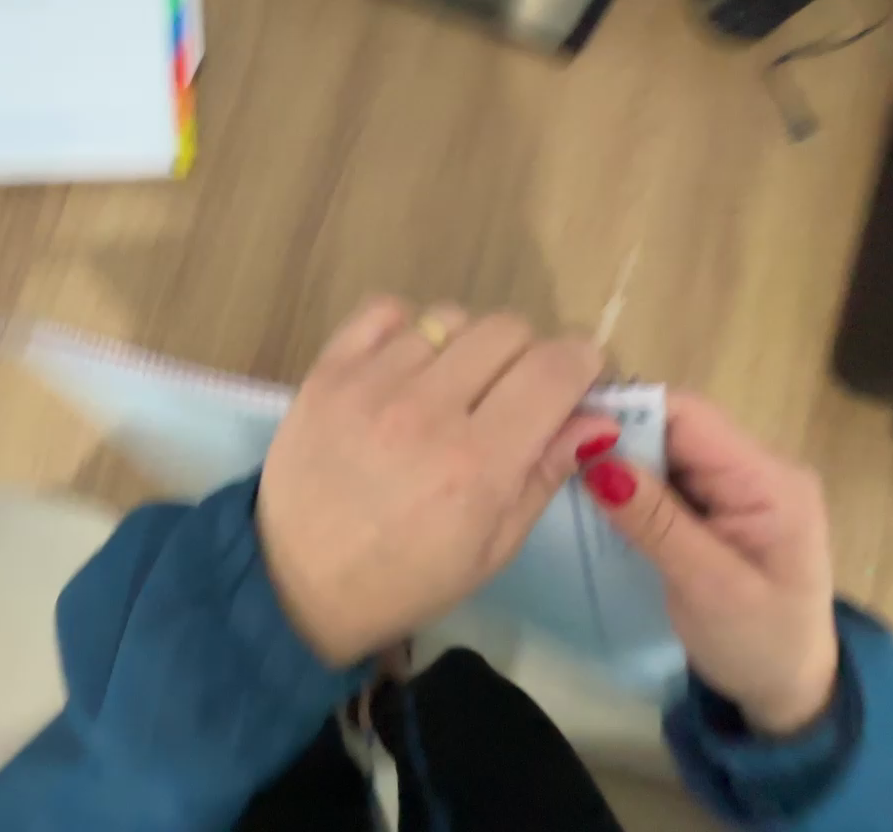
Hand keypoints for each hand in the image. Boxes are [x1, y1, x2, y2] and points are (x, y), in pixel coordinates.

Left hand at [257, 297, 614, 666]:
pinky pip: (385, 310)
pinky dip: (407, 327)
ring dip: (464, 347)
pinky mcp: (326, 370)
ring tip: (446, 389)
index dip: (582, 361)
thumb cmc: (404, 579)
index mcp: (477, 463)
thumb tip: (597, 416)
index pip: (556, 367)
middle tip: (509, 393)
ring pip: (449, 316)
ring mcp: (370, 383)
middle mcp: (426, 410)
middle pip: (507, 328)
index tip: (575, 379)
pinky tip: (405, 365)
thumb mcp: (492, 547)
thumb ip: (545, 473)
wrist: (295, 581)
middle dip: (526, 354)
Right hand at [584, 396, 838, 735]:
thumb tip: (594, 458)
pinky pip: (661, 473)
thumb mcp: (708, 587)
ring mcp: (732, 483)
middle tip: (556, 452)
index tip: (569, 428)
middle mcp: (752, 466)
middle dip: (616, 436)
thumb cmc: (760, 645)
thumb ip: (654, 520)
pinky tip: (593, 492)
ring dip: (616, 458)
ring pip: (660, 446)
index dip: (628, 412)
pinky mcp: (712, 501)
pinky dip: (626, 481)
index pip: (688, 415)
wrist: (791, 693)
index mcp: (768, 479)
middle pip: (671, 425)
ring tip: (566, 470)